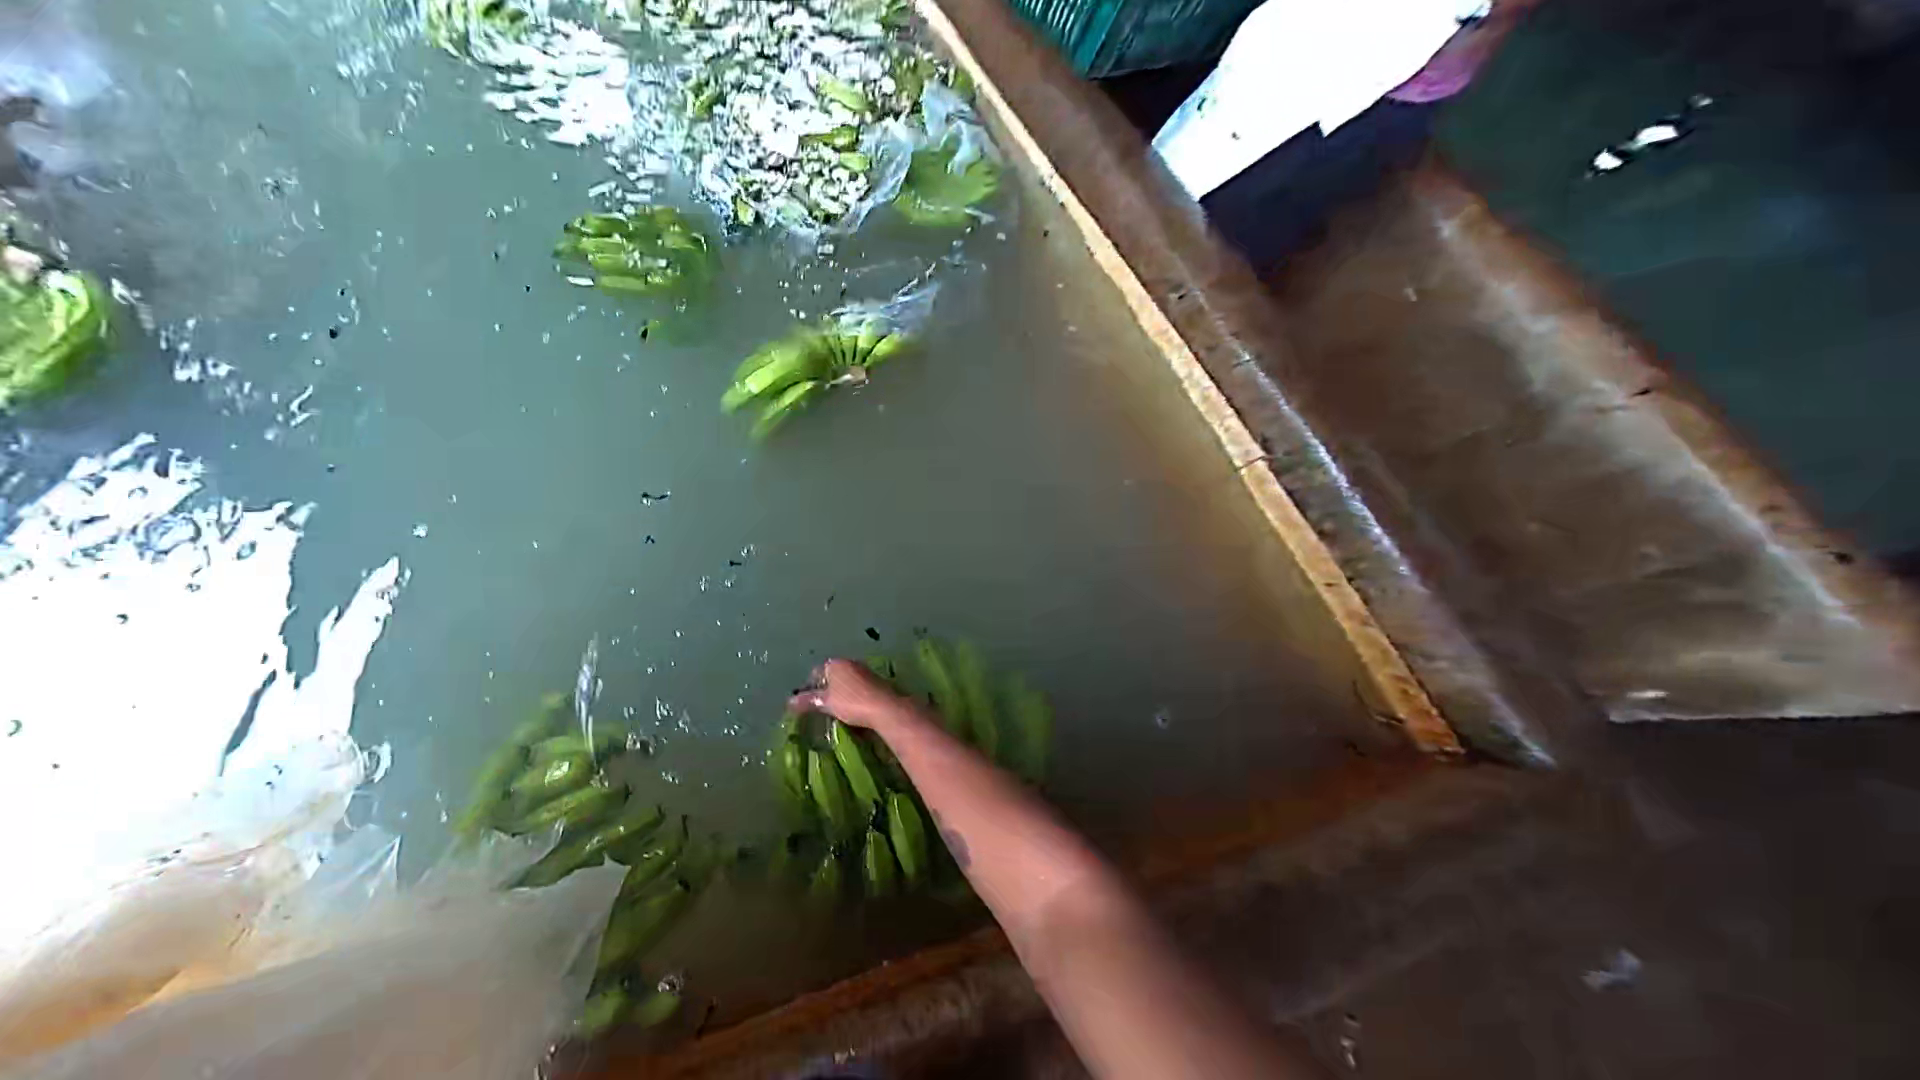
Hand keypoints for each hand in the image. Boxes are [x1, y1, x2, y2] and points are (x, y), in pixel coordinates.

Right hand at [789, 658, 917, 735]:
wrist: (885, 708)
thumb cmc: (851, 702)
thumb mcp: (826, 703)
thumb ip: (808, 701)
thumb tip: (789, 702)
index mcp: (836, 663)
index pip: (817, 671)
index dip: (810, 686)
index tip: (808, 702)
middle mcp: (850, 663)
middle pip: (832, 675)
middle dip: (826, 689)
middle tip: (821, 707)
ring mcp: (865, 671)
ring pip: (847, 681)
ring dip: (841, 693)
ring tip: (836, 711)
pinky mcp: (877, 682)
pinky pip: (859, 688)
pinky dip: (853, 696)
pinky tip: (853, 709)